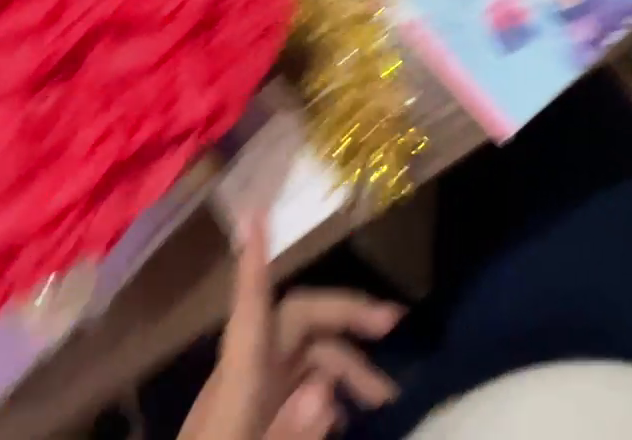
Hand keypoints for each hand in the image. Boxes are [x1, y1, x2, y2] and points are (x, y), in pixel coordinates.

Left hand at [181, 221, 403, 439]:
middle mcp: (243, 380)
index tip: (254, 215)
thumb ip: (285, 436)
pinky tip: (347, 415)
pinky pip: (298, 383)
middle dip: (346, 315)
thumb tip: (327, 391)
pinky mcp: (256, 413)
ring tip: (384, 398)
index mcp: (236, 389)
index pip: (249, 314)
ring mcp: (249, 396)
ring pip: (305, 354)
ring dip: (347, 363)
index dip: (253, 265)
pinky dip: (329, 388)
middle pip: (296, 320)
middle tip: (395, 325)